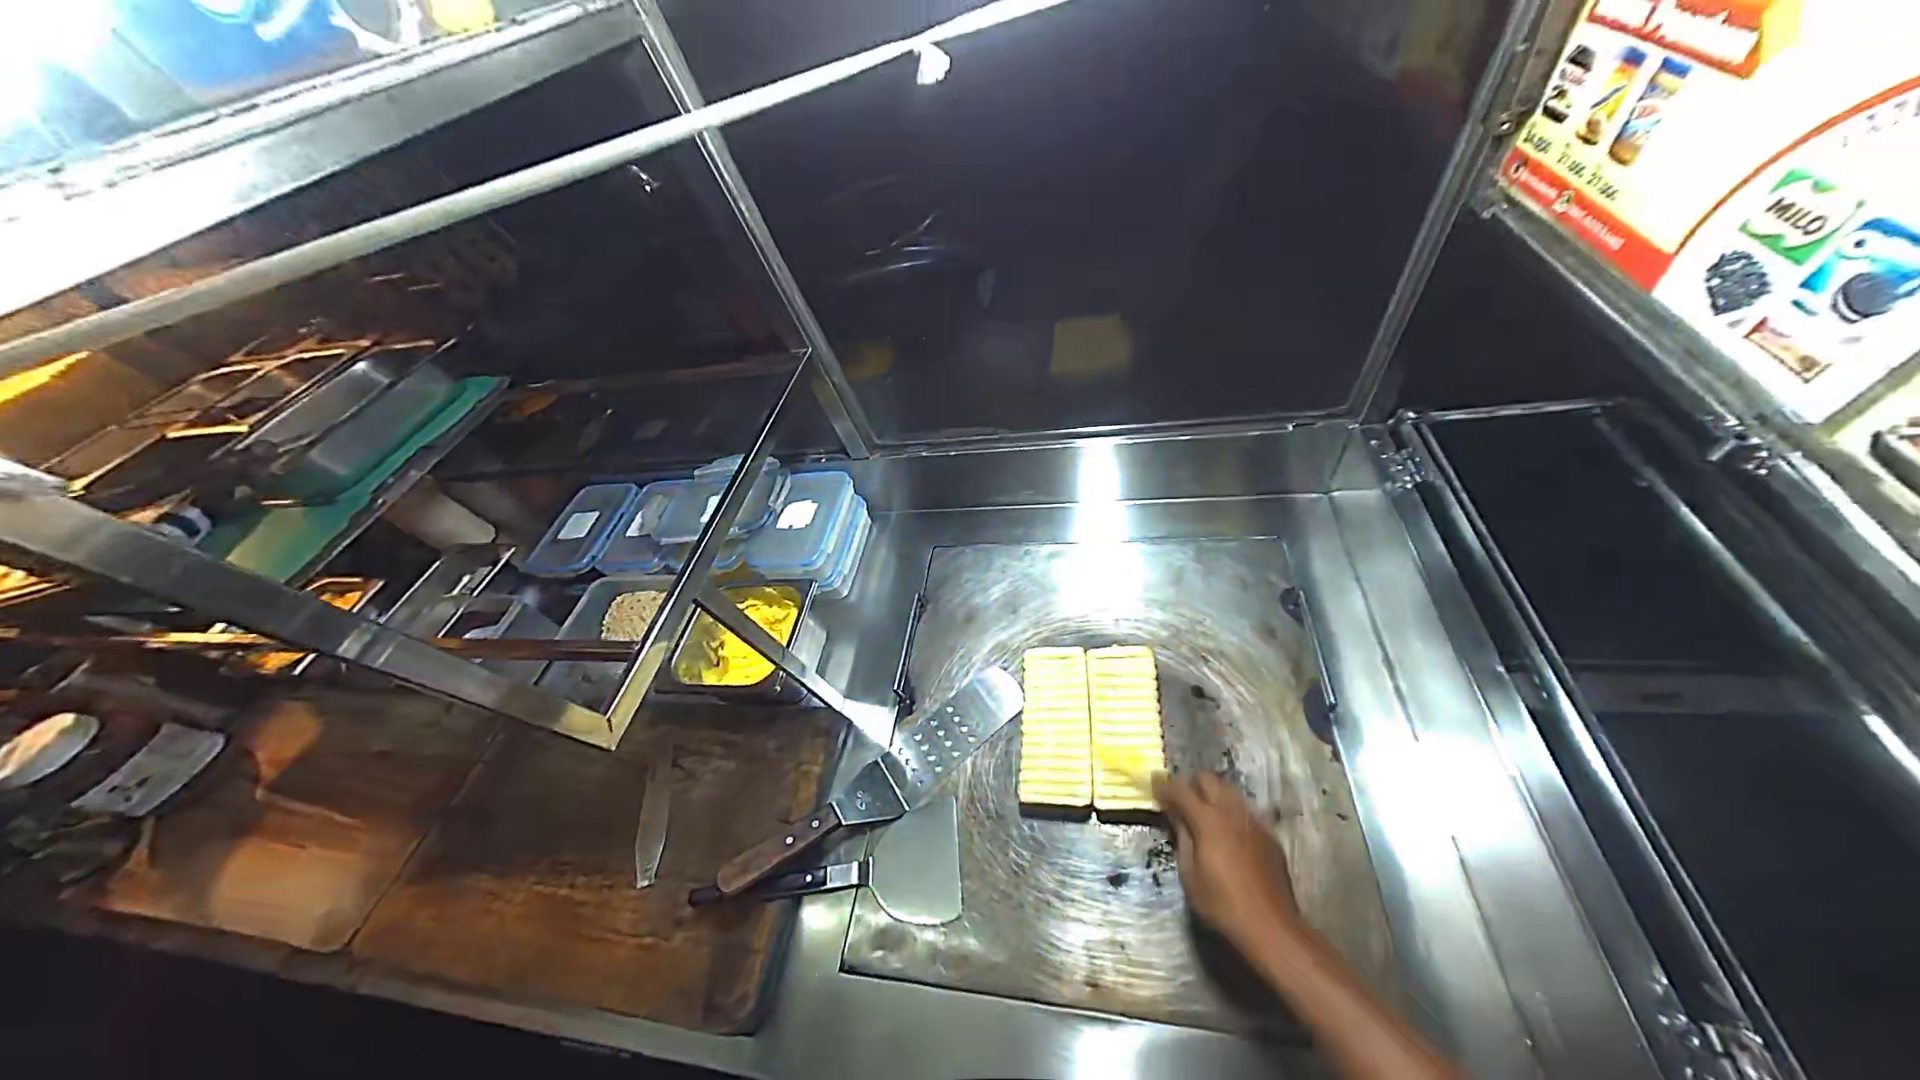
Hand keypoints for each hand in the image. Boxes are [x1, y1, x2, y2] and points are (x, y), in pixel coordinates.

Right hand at [1153, 771, 1300, 948]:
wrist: (1271, 926)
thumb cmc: (1222, 904)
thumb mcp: (1190, 873)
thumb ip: (1181, 836)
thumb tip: (1173, 813)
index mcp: (1208, 820)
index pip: (1181, 789)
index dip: (1164, 785)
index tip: (1153, 783)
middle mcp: (1232, 812)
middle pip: (1208, 779)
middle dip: (1191, 784)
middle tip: (1180, 800)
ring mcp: (1254, 821)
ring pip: (1229, 790)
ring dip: (1212, 795)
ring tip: (1203, 814)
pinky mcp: (1268, 834)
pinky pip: (1245, 810)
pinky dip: (1230, 812)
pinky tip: (1227, 833)